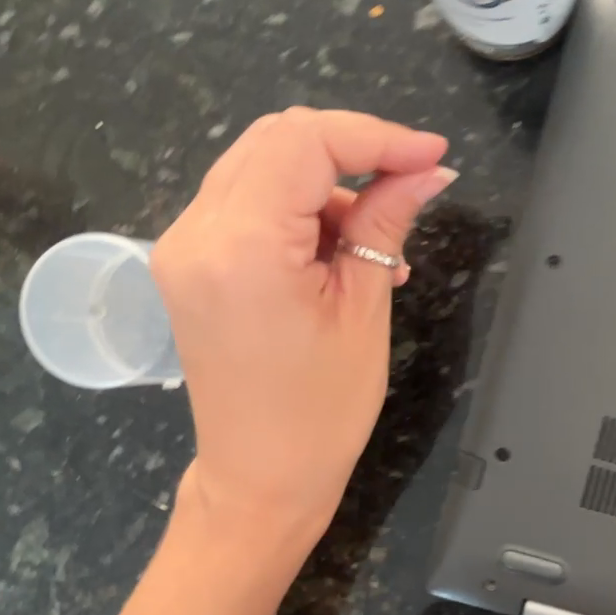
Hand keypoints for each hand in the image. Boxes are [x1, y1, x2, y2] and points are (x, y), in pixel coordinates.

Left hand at [150, 108, 453, 549]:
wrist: (261, 477)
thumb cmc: (322, 411)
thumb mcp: (364, 310)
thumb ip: (386, 222)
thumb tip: (428, 171)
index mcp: (244, 246)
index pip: (307, 143)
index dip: (378, 137)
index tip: (433, 155)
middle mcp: (197, 231)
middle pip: (277, 138)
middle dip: (354, 147)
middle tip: (413, 178)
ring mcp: (182, 243)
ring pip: (261, 163)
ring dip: (328, 181)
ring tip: (380, 240)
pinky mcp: (187, 260)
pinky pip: (247, 200)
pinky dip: (299, 207)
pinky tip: (341, 249)